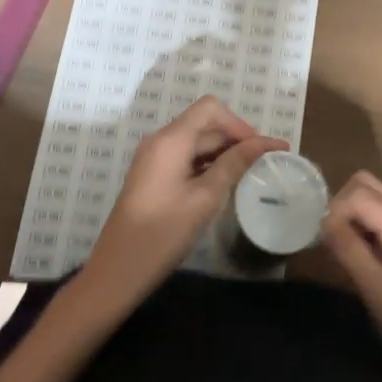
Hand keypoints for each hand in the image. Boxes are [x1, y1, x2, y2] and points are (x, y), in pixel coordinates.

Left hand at [83, 96, 287, 303]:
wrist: (116, 273)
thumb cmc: (162, 234)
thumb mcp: (204, 199)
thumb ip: (233, 165)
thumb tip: (262, 143)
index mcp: (170, 140)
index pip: (210, 109)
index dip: (239, 124)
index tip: (260, 150)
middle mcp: (160, 141)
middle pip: (204, 125)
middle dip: (235, 139)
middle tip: (265, 163)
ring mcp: (154, 159)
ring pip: (196, 143)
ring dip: (223, 153)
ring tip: (250, 174)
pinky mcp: (153, 177)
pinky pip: (185, 158)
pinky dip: (207, 165)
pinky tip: (224, 184)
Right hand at [322, 172, 381, 381]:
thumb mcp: (376, 291)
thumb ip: (349, 251)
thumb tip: (323, 221)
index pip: (359, 194)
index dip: (334, 211)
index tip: (324, 241)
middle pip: (367, 184)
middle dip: (342, 205)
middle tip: (331, 239)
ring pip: (375, 194)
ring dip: (354, 212)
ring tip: (344, 247)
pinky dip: (366, 220)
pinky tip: (363, 250)